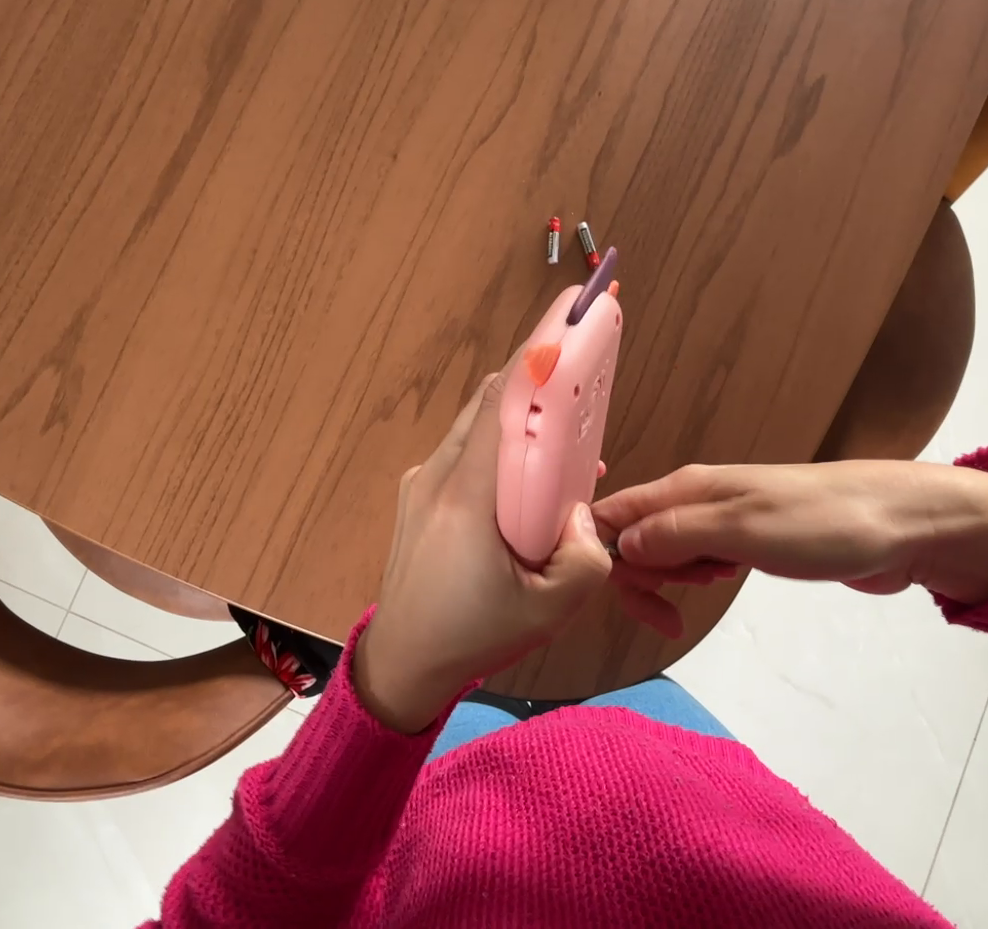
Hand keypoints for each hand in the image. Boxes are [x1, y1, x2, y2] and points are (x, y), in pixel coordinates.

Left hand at [355, 370, 614, 733]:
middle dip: (532, 391)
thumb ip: (585, 557)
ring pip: (471, 428)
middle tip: (576, 399)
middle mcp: (435, 477)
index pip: (497, 405)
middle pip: (485, 406)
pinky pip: (459, 455)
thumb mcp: (550, 609)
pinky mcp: (413, 498)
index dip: (532, 361)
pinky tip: (519, 488)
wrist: (402, 661)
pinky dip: (493, 452)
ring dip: (514, 425)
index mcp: (466, 498)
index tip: (562, 326)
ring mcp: (418, 485)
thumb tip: (583, 511)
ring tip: (556, 453)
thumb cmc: (472, 635)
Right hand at [591, 460, 987, 624]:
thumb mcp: (740, 529)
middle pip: (633, 535)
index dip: (603, 552)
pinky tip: (721, 582)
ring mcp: (720, 519)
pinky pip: (697, 559)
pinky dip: (697, 577)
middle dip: (640, 576)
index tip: (628, 592)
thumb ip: (673, 535)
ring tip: (712, 585)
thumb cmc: (821, 523)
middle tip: (671, 610)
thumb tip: (616, 545)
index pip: (612, 513)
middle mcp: (694, 499)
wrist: (903, 524)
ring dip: (672, 578)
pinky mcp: (746, 539)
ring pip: (665, 550)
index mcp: (684, 487)